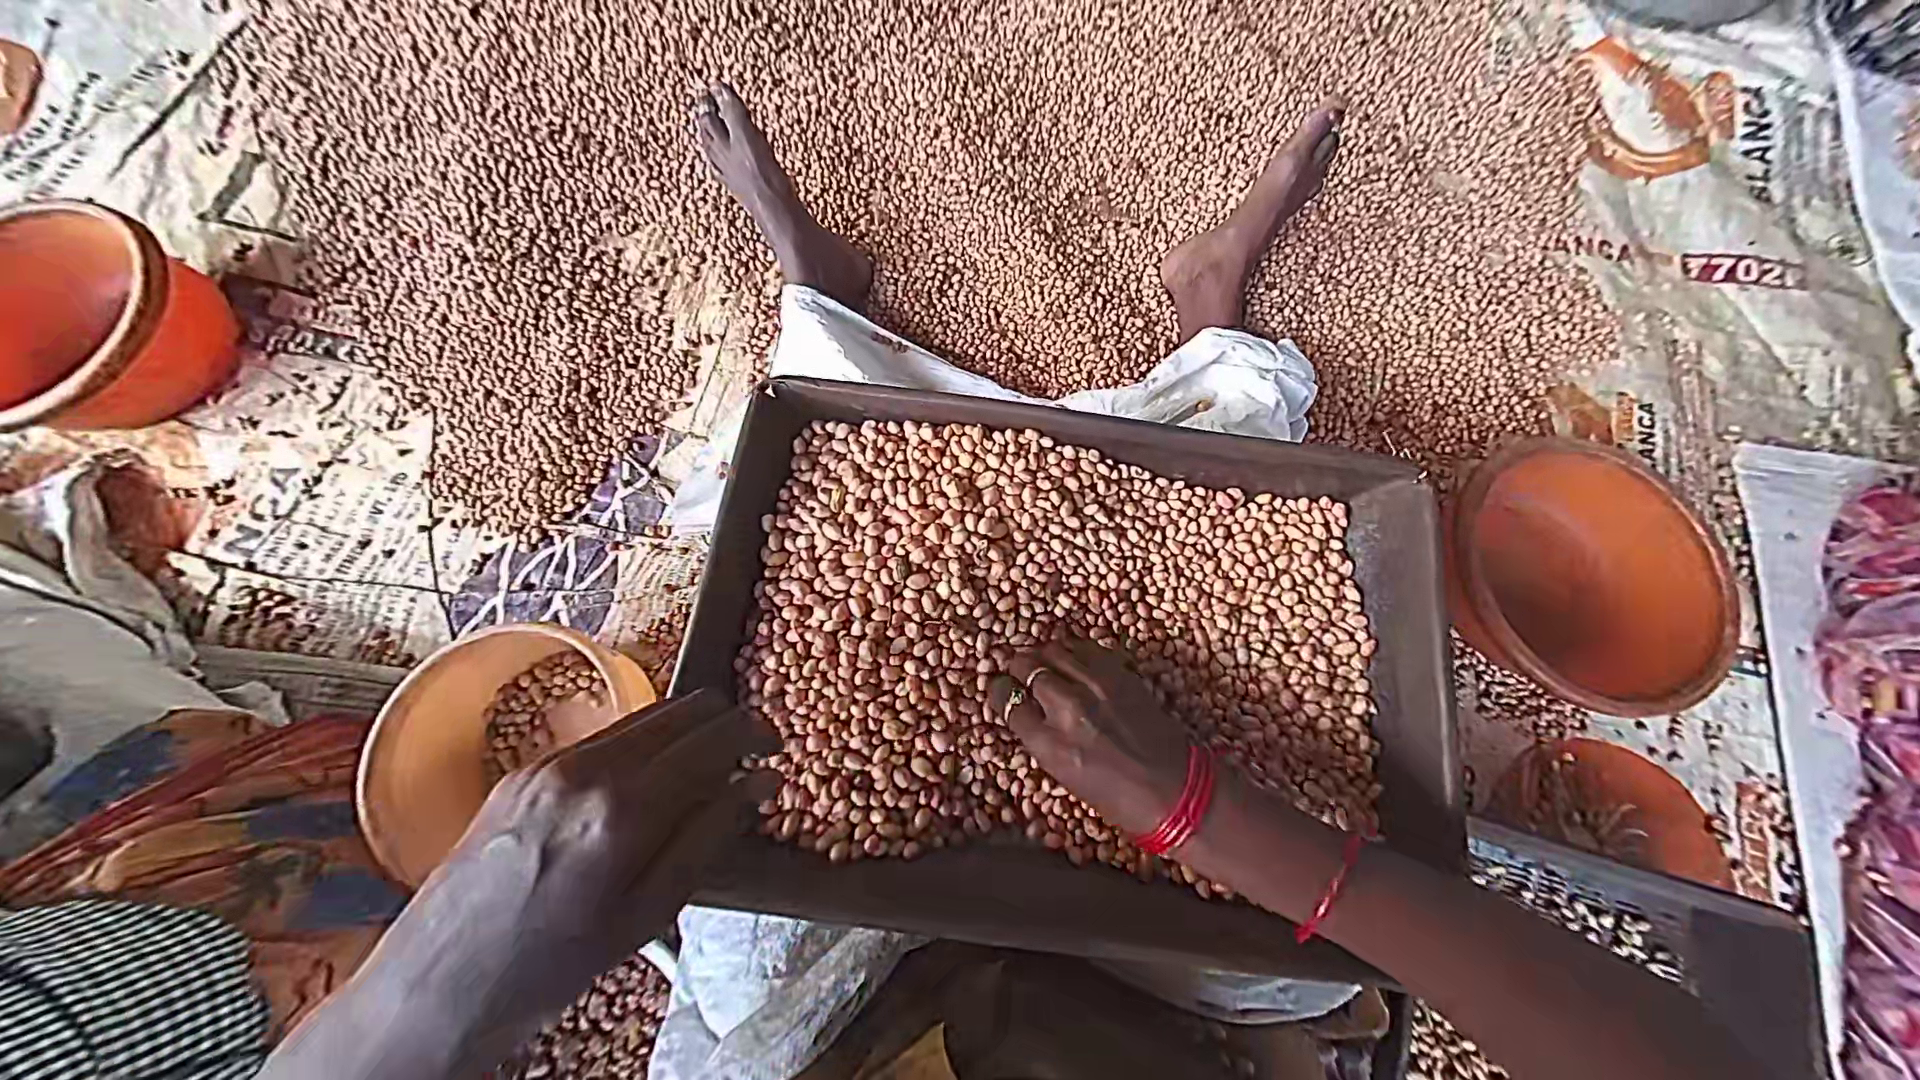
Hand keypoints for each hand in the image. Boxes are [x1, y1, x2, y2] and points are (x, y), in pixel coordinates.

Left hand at [264, 689, 772, 1079]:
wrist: (430, 991)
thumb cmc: (552, 966)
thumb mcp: (650, 912)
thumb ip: (711, 833)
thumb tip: (763, 780)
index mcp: (623, 809)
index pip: (714, 736)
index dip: (755, 732)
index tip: (774, 747)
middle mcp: (587, 768)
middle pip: (686, 707)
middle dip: (727, 722)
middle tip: (744, 758)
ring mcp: (552, 761)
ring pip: (650, 712)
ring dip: (688, 731)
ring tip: (698, 775)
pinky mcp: (528, 768)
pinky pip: (610, 733)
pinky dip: (646, 744)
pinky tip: (646, 786)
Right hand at [985, 634, 1193, 839]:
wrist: (1175, 791)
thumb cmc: (1117, 798)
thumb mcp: (1064, 774)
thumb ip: (1042, 738)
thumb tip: (1027, 709)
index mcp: (1049, 744)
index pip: (1008, 701)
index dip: (1000, 691)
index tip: (1001, 689)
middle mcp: (1068, 710)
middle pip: (1027, 668)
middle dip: (1017, 666)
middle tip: (1017, 668)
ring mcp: (1096, 687)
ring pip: (1054, 650)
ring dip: (1041, 653)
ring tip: (1039, 658)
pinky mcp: (1120, 675)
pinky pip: (1086, 649)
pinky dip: (1072, 650)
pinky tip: (1070, 656)